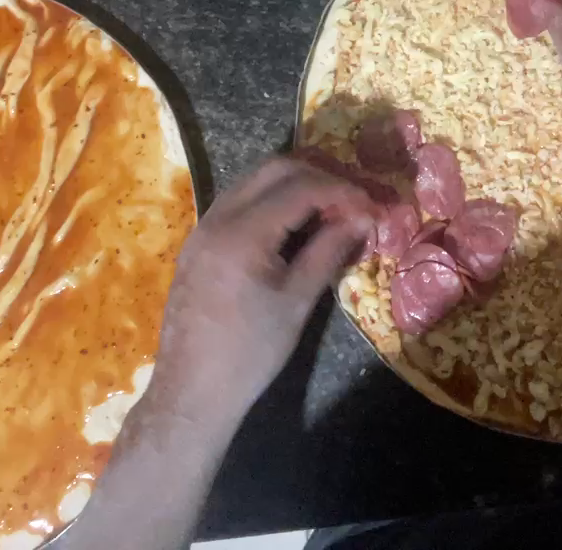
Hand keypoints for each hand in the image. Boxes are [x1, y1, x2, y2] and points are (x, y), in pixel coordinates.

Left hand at [146, 157, 379, 421]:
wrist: (190, 394)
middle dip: (320, 174)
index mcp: (242, 232)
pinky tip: (296, 221)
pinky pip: (241, 198)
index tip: (371, 205)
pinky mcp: (200, 239)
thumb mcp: (297, 301)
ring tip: (331, 206)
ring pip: (256, 179)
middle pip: (277, 168)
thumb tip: (364, 216)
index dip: (342, 190)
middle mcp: (218, 216)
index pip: (302, 187)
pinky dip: (273, 198)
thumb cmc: (250, 353)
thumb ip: (330, 249)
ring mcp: (204, 225)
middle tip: (353, 197)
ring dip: (296, 182)